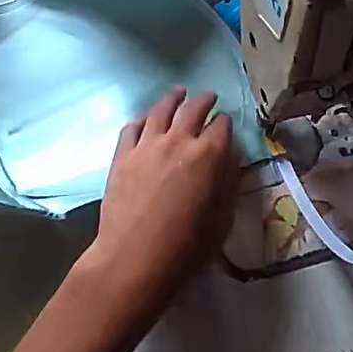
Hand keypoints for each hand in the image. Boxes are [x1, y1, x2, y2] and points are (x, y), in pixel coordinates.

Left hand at [79, 88, 237, 318]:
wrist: (134, 259)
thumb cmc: (186, 247)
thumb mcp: (222, 219)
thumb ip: (228, 184)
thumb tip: (230, 160)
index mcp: (209, 155)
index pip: (222, 126)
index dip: (226, 122)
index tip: (226, 123)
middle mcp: (178, 140)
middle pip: (193, 108)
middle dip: (205, 100)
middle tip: (209, 97)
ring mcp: (147, 145)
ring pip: (162, 109)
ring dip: (174, 98)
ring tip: (179, 92)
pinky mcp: (122, 154)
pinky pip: (133, 126)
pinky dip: (143, 118)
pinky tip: (146, 118)